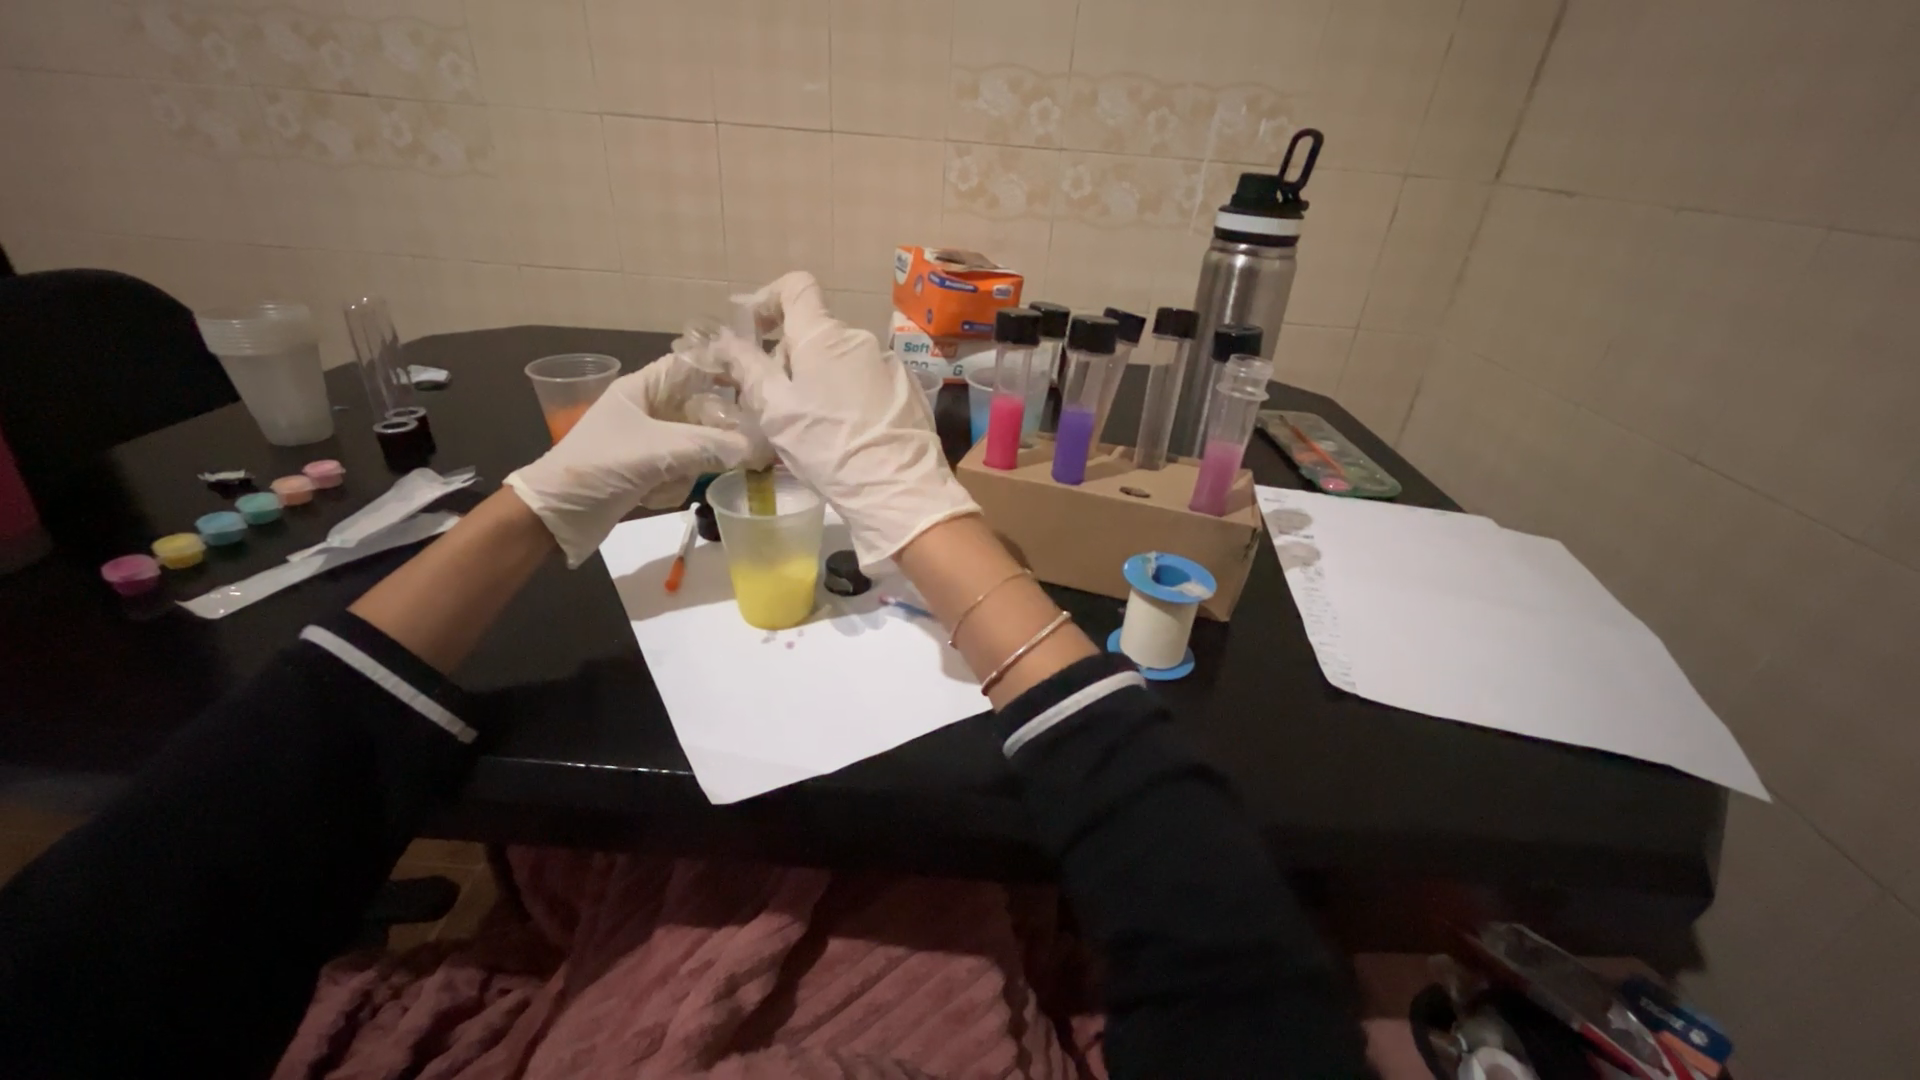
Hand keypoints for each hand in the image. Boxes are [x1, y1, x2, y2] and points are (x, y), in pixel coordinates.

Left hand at [505, 357, 759, 566]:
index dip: (725, 368)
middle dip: (717, 432)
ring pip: (696, 445)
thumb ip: (713, 446)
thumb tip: (760, 448)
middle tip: (741, 446)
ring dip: (691, 467)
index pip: (692, 365)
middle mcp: (648, 410)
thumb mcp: (660, 452)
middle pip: (701, 410)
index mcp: (642, 389)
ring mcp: (648, 443)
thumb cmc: (600, 468)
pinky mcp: (647, 472)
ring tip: (672, 481)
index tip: (759, 384)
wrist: (555, 516)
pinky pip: (681, 471)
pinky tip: (654, 496)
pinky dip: (675, 485)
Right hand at [718, 271, 978, 566]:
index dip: (770, 300)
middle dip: (791, 358)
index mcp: (823, 335)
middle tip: (778, 404)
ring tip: (814, 428)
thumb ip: (749, 368)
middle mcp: (860, 339)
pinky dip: (850, 397)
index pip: (796, 287)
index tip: (756, 331)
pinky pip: (868, 382)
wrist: (897, 489)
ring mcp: (889, 365)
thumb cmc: (827, 448)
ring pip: (842, 360)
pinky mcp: (908, 391)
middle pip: (816, 332)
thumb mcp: (776, 411)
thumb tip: (728, 340)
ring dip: (821, 381)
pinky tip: (848, 436)